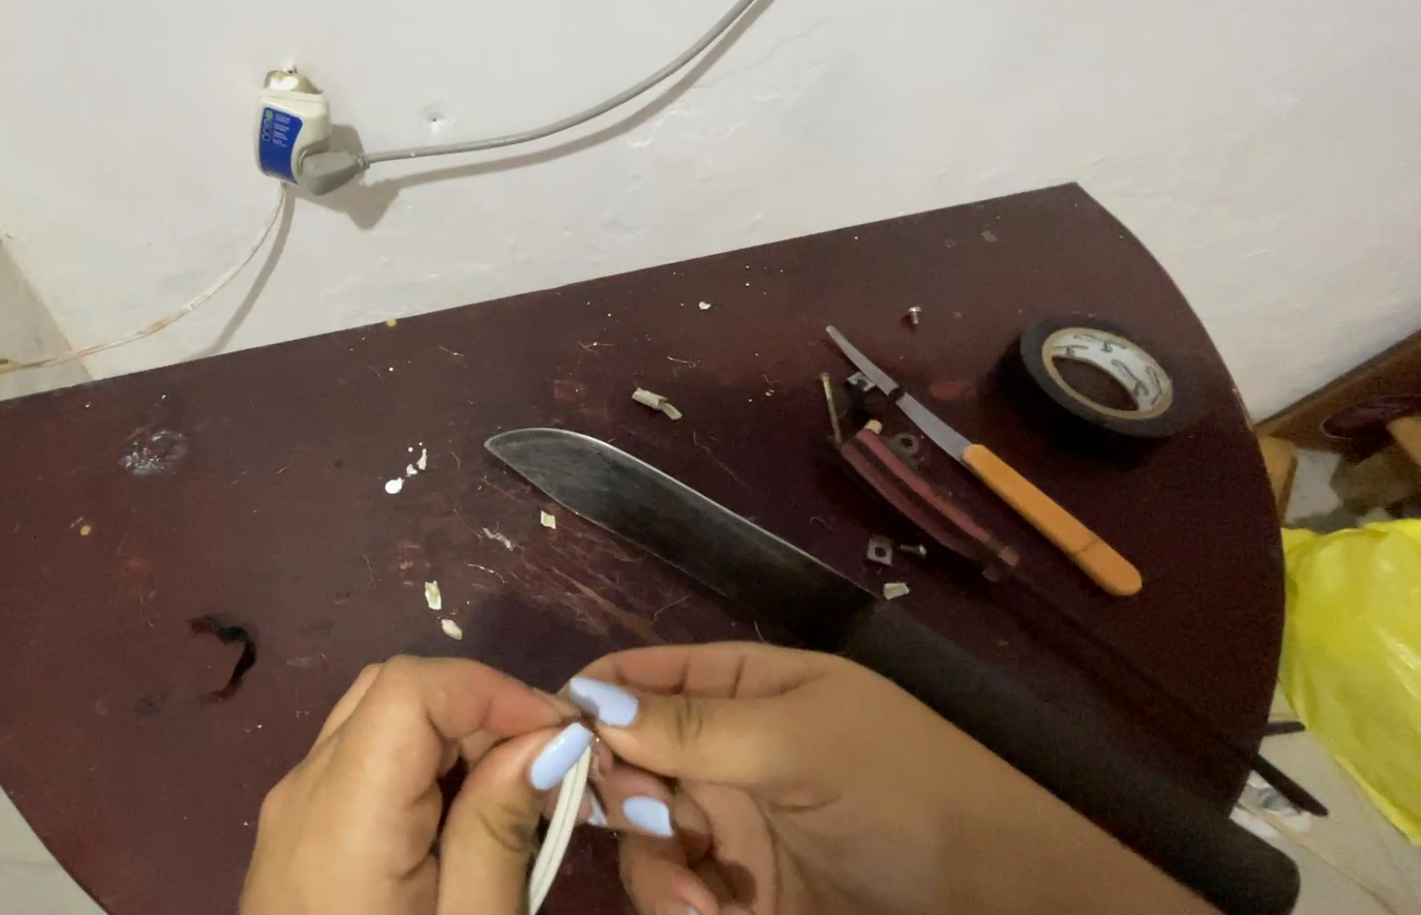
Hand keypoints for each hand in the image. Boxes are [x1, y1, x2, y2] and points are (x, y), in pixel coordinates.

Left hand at [241, 655, 594, 914]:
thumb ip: (500, 825)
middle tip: (547, 760)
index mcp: (341, 815)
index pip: (410, 688)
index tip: (561, 730)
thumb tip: (548, 735)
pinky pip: (363, 758)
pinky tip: (462, 813)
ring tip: (515, 785)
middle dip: (478, 706)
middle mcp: (303, 789)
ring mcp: (291, 809)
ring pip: (378, 716)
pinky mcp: (295, 832)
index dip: (490, 687)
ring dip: (453, 730)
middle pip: (393, 691)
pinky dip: (421, 759)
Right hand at [567, 643, 1214, 914]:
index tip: (552, 732)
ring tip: (695, 894)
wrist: (1014, 910)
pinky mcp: (742, 895)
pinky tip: (707, 913)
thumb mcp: (802, 743)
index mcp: (743, 690)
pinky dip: (677, 903)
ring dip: (654, 860)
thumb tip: (590, 698)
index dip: (596, 696)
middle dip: (621, 787)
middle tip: (645, 817)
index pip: (646, 676)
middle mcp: (726, 752)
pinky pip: (678, 890)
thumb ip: (693, 726)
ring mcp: (733, 826)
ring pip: (646, 830)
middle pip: (632, 756)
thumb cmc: (906, 794)